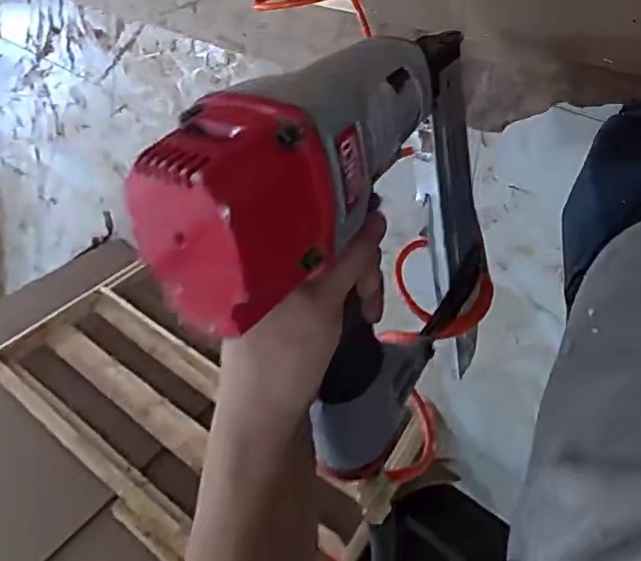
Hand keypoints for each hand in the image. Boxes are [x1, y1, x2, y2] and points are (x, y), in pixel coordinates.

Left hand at [217, 210, 386, 430]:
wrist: (262, 427)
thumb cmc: (286, 358)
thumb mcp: (325, 304)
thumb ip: (353, 258)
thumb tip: (377, 215)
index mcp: (267, 252)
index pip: (315, 213)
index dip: (350, 217)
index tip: (377, 228)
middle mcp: (272, 263)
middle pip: (330, 240)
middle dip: (360, 263)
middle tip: (370, 296)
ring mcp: (282, 288)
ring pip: (334, 264)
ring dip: (360, 282)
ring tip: (370, 311)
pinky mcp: (292, 309)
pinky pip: (328, 286)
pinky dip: (348, 294)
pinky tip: (361, 311)